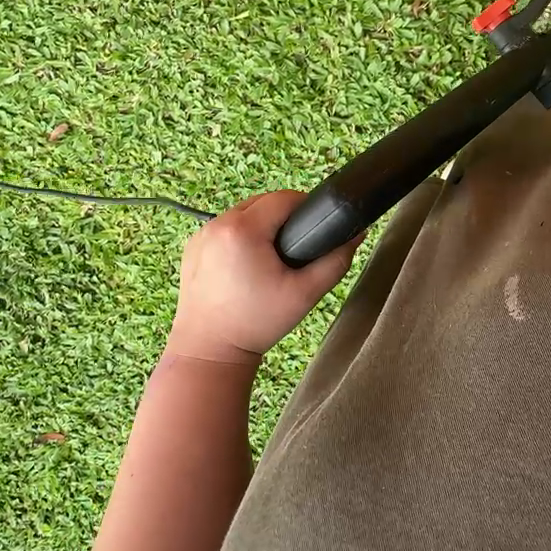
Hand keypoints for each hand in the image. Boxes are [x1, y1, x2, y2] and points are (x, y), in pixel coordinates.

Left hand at [166, 191, 360, 366]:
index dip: (307, 208)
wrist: (209, 352)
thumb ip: (337, 260)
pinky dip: (243, 235)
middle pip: (263, 201)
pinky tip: (251, 260)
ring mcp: (201, 235)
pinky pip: (227, 227)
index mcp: (242, 230)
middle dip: (285, 216)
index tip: (316, 230)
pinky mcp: (193, 247)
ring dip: (264, 223)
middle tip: (299, 246)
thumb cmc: (257, 322)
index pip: (284, 198)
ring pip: (244, 212)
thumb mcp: (306, 293)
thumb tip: (358, 233)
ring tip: (277, 253)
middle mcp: (217, 225)